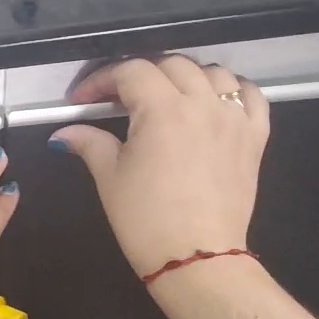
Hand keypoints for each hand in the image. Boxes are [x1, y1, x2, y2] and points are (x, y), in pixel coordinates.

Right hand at [49, 57, 269, 278]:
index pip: (130, 72)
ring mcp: (234, 117)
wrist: (195, 254)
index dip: (101, 79)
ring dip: (183, 76)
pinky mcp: (255, 135)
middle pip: (171, 64)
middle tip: (116, 98)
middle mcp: (203, 103)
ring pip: (212, 72)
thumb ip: (88, 143)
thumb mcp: (109, 177)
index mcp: (162, 110)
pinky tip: (211, 101)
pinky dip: (228, 88)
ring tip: (163, 97)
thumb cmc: (144, 217)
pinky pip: (249, 94)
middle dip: (139, 74)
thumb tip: (63, 133)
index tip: (82, 100)